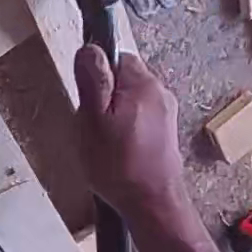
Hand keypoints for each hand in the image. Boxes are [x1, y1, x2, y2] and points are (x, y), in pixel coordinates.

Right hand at [75, 46, 188, 218]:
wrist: (151, 203)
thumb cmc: (119, 166)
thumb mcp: (92, 120)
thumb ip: (92, 81)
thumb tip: (90, 48)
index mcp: (142, 84)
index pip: (116, 57)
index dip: (95, 74)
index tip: (86, 99)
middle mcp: (159, 94)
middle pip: (121, 79)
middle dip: (101, 98)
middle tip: (90, 125)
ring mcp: (164, 114)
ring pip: (127, 100)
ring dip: (111, 116)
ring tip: (102, 142)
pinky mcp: (163, 133)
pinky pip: (136, 119)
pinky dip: (122, 130)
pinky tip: (115, 151)